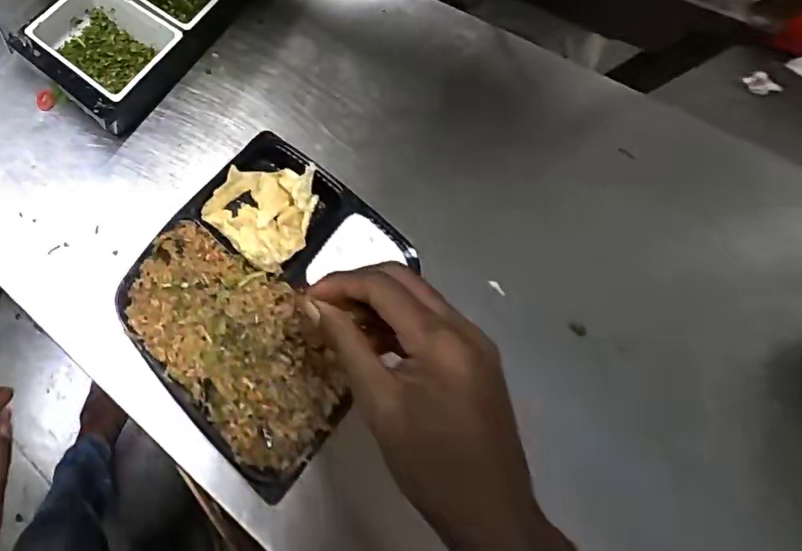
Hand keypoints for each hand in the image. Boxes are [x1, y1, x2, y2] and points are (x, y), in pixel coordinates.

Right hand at [307, 265, 572, 550]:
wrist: (495, 522)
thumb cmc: (430, 465)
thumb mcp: (378, 403)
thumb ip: (346, 343)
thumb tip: (313, 304)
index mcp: (443, 340)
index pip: (382, 286)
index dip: (339, 283)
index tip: (306, 298)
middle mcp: (465, 330)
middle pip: (401, 279)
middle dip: (356, 283)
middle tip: (322, 303)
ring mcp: (475, 343)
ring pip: (416, 295)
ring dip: (376, 299)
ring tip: (341, 322)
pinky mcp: (476, 359)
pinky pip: (429, 318)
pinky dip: (396, 318)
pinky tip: (373, 341)